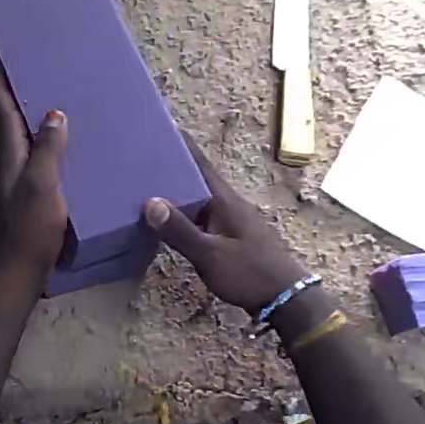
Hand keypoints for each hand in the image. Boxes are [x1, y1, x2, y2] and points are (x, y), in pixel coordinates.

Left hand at [0, 70, 68, 276]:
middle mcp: (15, 168)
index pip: (5, 118)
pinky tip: (66, 153)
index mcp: (13, 159)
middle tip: (26, 78)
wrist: (24, 270)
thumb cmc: (31, 227)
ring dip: (33, 126)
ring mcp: (25, 186)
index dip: (0, 92)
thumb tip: (54, 114)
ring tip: (51, 107)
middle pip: (13, 128)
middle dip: (15, 103)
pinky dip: (50, 151)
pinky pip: (43, 165)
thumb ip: (47, 150)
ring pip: (28, 146)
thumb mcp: (41, 184)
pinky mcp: (37, 200)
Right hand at [143, 136, 308, 313]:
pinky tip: (168, 221)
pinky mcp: (230, 236)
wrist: (284, 298)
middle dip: (171, 167)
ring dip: (176, 192)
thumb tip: (150, 202)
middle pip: (196, 178)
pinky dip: (184, 214)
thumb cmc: (249, 274)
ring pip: (198, 199)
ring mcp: (230, 220)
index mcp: (224, 200)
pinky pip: (201, 216)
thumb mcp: (210, 254)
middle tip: (139, 158)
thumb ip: (180, 230)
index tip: (158, 125)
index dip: (179, 143)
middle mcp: (228, 204)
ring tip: (146, 186)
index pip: (199, 162)